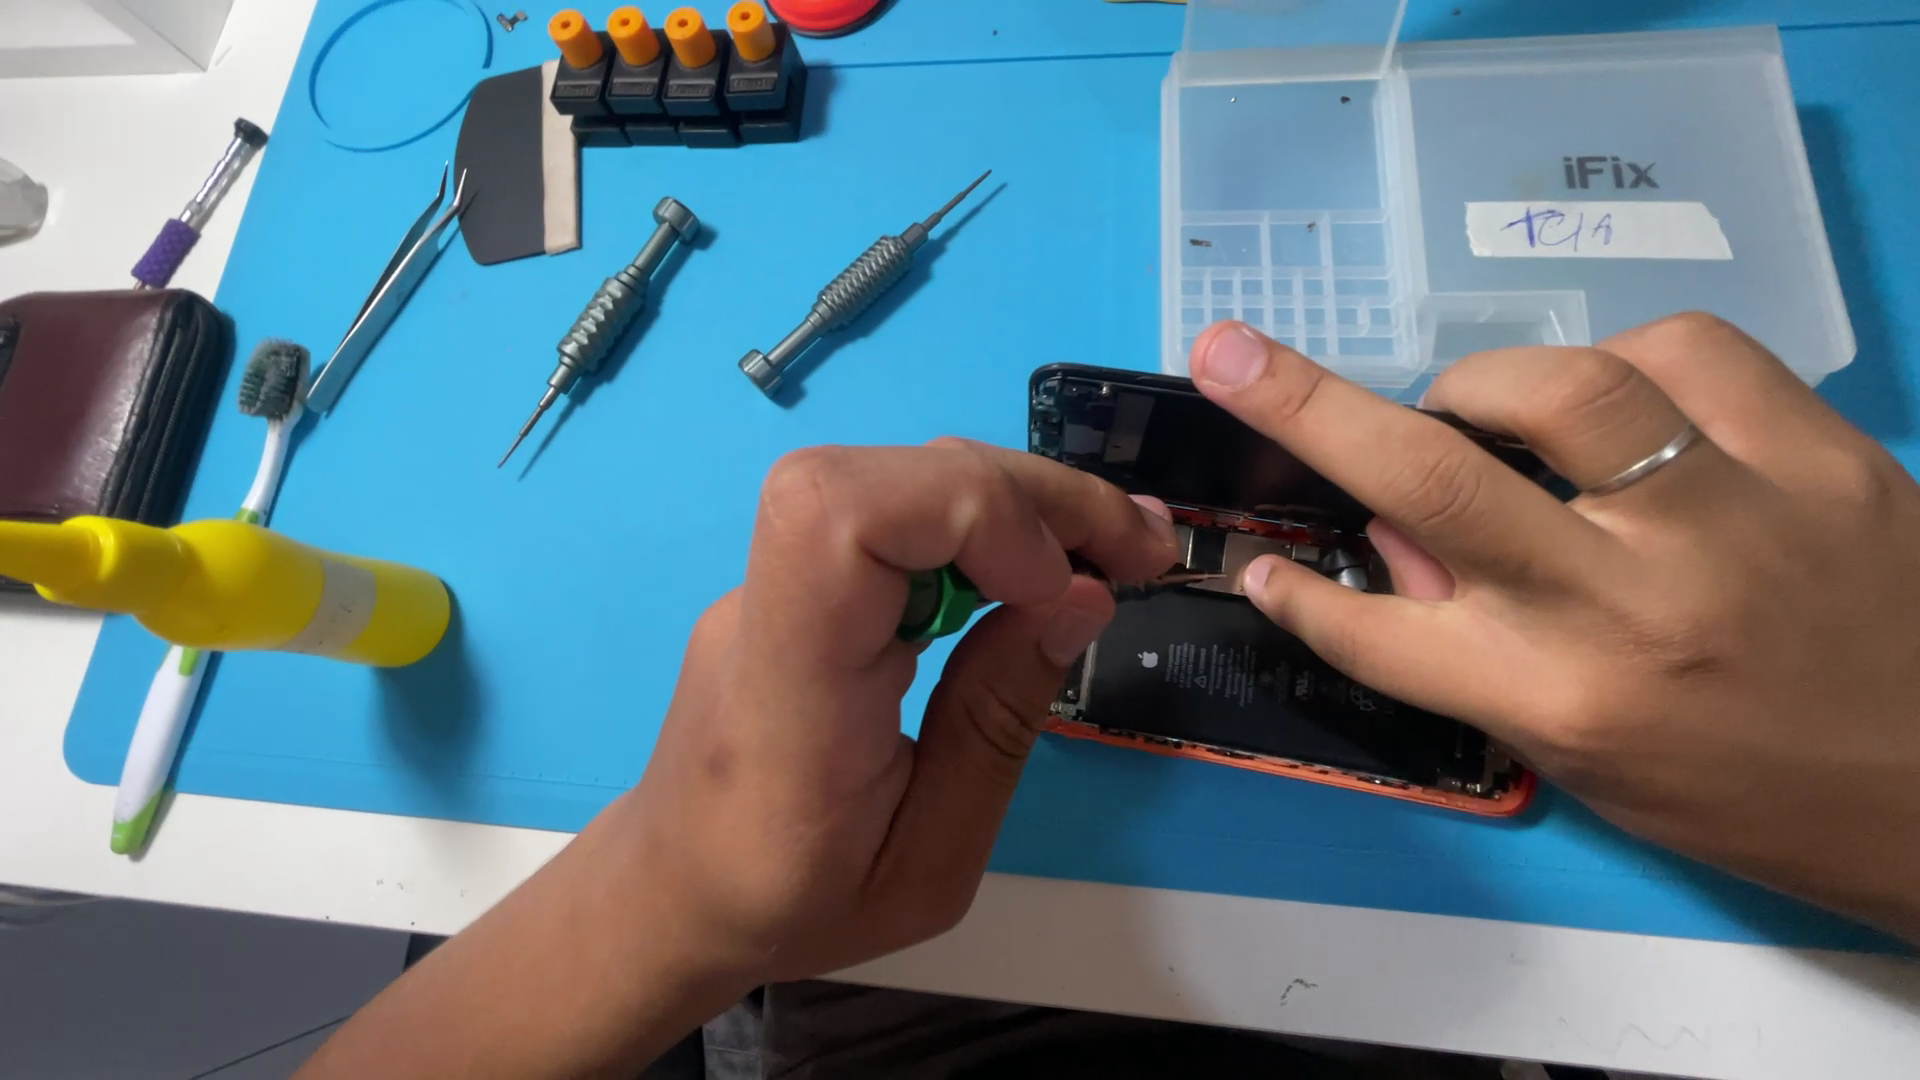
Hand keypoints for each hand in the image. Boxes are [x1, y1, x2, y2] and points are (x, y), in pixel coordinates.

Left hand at [613, 440, 1179, 985]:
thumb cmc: (796, 903)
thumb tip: (1083, 595)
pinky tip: (1038, 561)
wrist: (677, 890)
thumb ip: (1000, 725)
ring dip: (1018, 502)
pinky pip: (893, 514)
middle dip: (1032, 497)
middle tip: (1139, 546)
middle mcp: (766, 607)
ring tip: (1110, 549)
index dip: (967, 513)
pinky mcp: (795, 577)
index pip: (838, 519)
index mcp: (788, 693)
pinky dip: (982, 521)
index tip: (1060, 584)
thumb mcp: (930, 862)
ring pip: (897, 478)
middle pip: (885, 478)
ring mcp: (771, 579)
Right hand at [1188, 314, 1919, 939]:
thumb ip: (1449, 639)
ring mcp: (1736, 521)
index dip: (1296, 596)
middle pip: (1428, 482)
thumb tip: (1375, 530)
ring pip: (1565, 387)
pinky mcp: (1832, 462)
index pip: (1371, 631)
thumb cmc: (1728, 787)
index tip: (1252, 563)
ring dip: (1479, 384)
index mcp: (1551, 694)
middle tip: (1229, 353)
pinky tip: (1613, 402)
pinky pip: (1688, 354)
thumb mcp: (1568, 746)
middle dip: (1304, 404)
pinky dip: (1617, 363)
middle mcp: (1624, 605)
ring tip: (1474, 409)